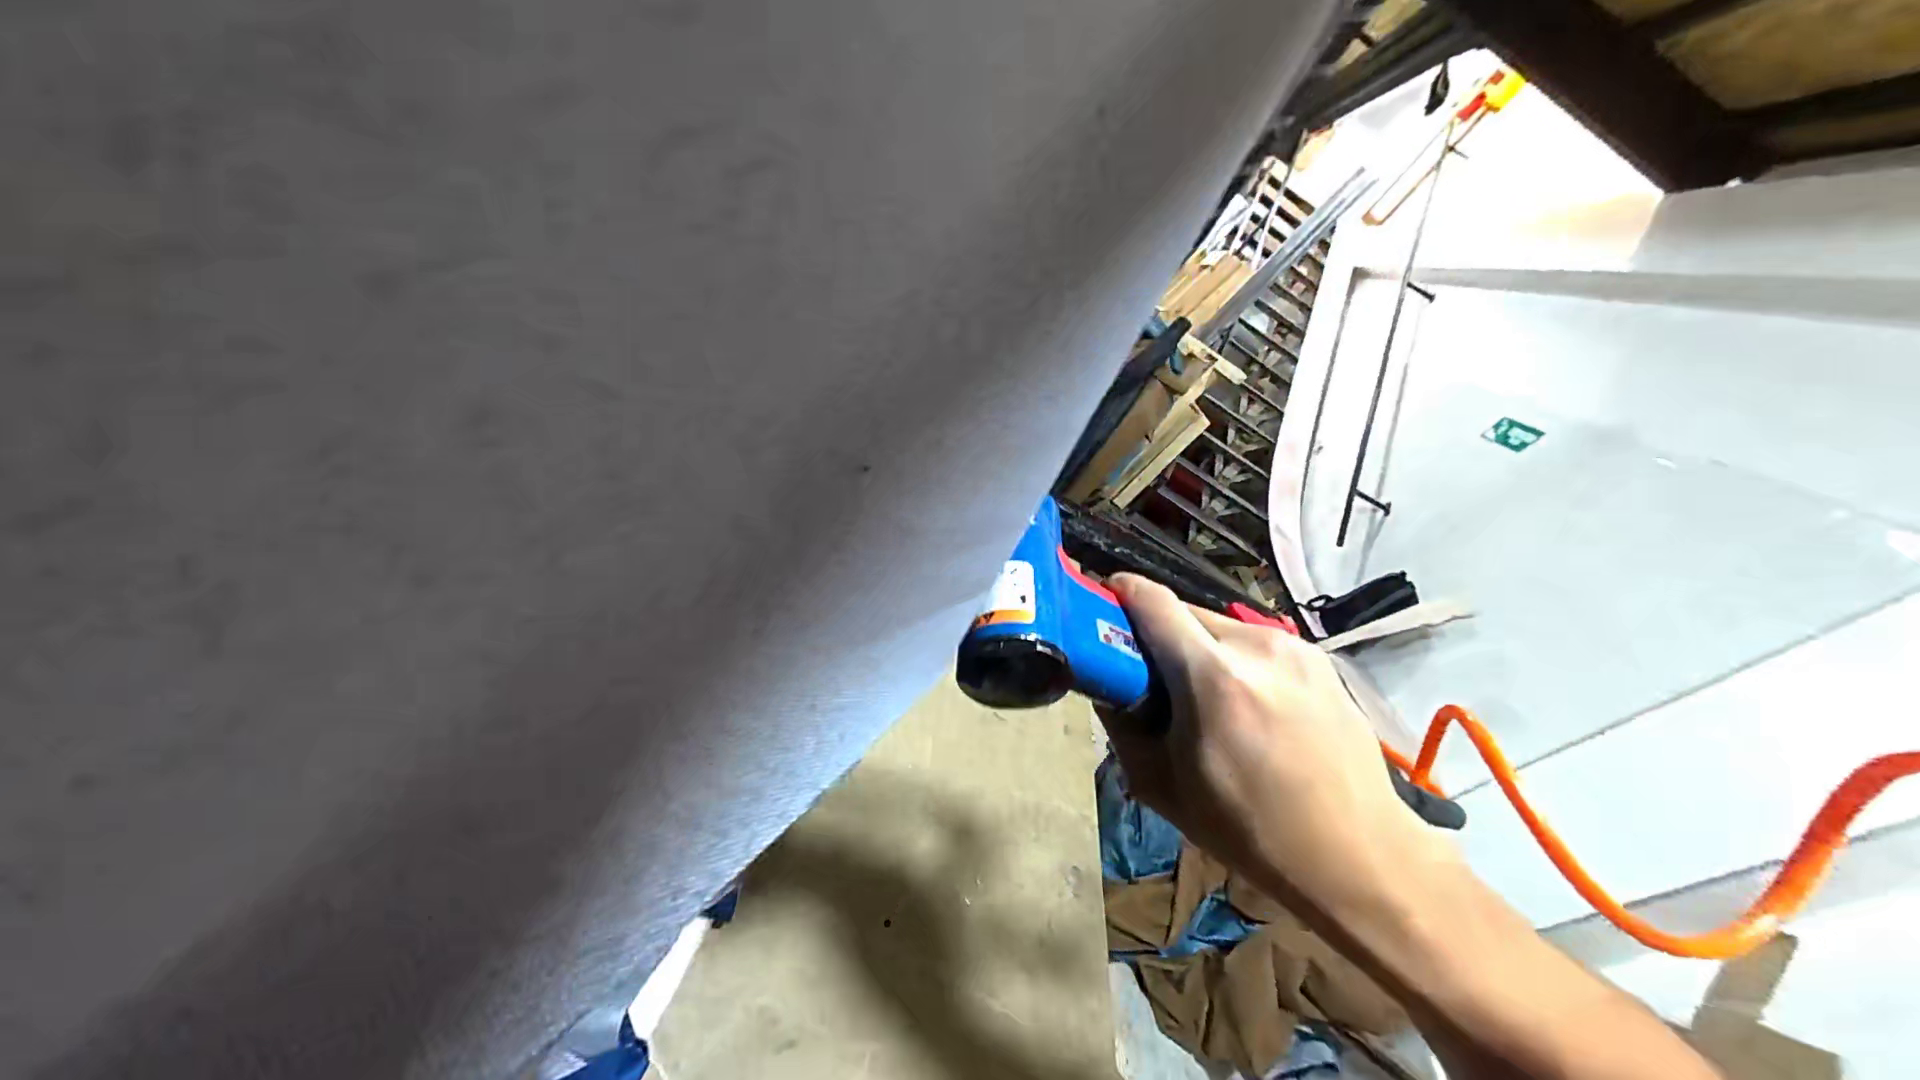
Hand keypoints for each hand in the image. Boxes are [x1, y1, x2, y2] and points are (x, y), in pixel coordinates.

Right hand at [1099, 574, 1447, 911]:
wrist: (1357, 854)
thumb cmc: (1249, 830)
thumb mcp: (1160, 786)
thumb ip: (1121, 724)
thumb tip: (1106, 683)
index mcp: (1213, 678)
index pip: (1151, 601)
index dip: (1119, 594)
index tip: (1103, 606)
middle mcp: (1256, 646)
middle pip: (1184, 612)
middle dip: (1158, 635)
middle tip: (1151, 677)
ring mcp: (1294, 648)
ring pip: (1220, 627)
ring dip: (1198, 649)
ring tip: (1203, 698)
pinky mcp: (1319, 658)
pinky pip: (1255, 644)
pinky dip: (1235, 660)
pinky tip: (1247, 705)